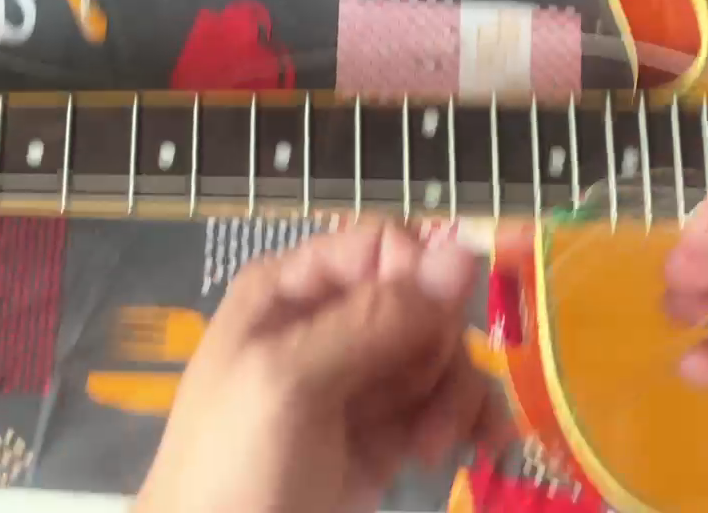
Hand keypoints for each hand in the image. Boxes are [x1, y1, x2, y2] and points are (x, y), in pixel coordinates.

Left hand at [136, 223, 511, 512]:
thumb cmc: (236, 463)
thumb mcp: (289, 380)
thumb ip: (373, 318)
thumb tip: (463, 251)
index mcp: (293, 286)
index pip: (380, 244)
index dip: (419, 274)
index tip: (437, 324)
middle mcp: (330, 318)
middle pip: (419, 297)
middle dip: (437, 344)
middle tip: (423, 395)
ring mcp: (359, 374)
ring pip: (439, 348)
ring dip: (453, 390)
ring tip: (430, 443)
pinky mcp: (385, 427)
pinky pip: (444, 398)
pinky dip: (466, 417)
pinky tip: (472, 444)